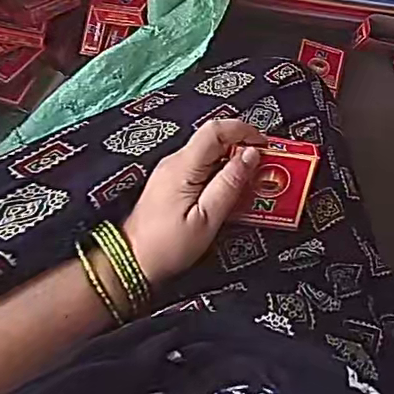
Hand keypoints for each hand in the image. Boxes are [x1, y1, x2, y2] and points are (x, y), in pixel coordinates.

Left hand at [122, 119, 268, 282]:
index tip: (264, 146)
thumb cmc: (167, 247)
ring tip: (248, 184)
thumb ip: (230, 184)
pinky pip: (202, 166)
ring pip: (210, 152)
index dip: (244, 130)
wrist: (130, 263)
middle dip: (242, 148)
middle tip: (261, 168)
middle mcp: (176, 161)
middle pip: (215, 138)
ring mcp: (172, 170)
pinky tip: (228, 193)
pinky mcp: (171, 181)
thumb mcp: (207, 219)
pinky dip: (220, 172)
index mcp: (184, 166)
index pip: (216, 129)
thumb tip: (251, 155)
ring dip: (233, 162)